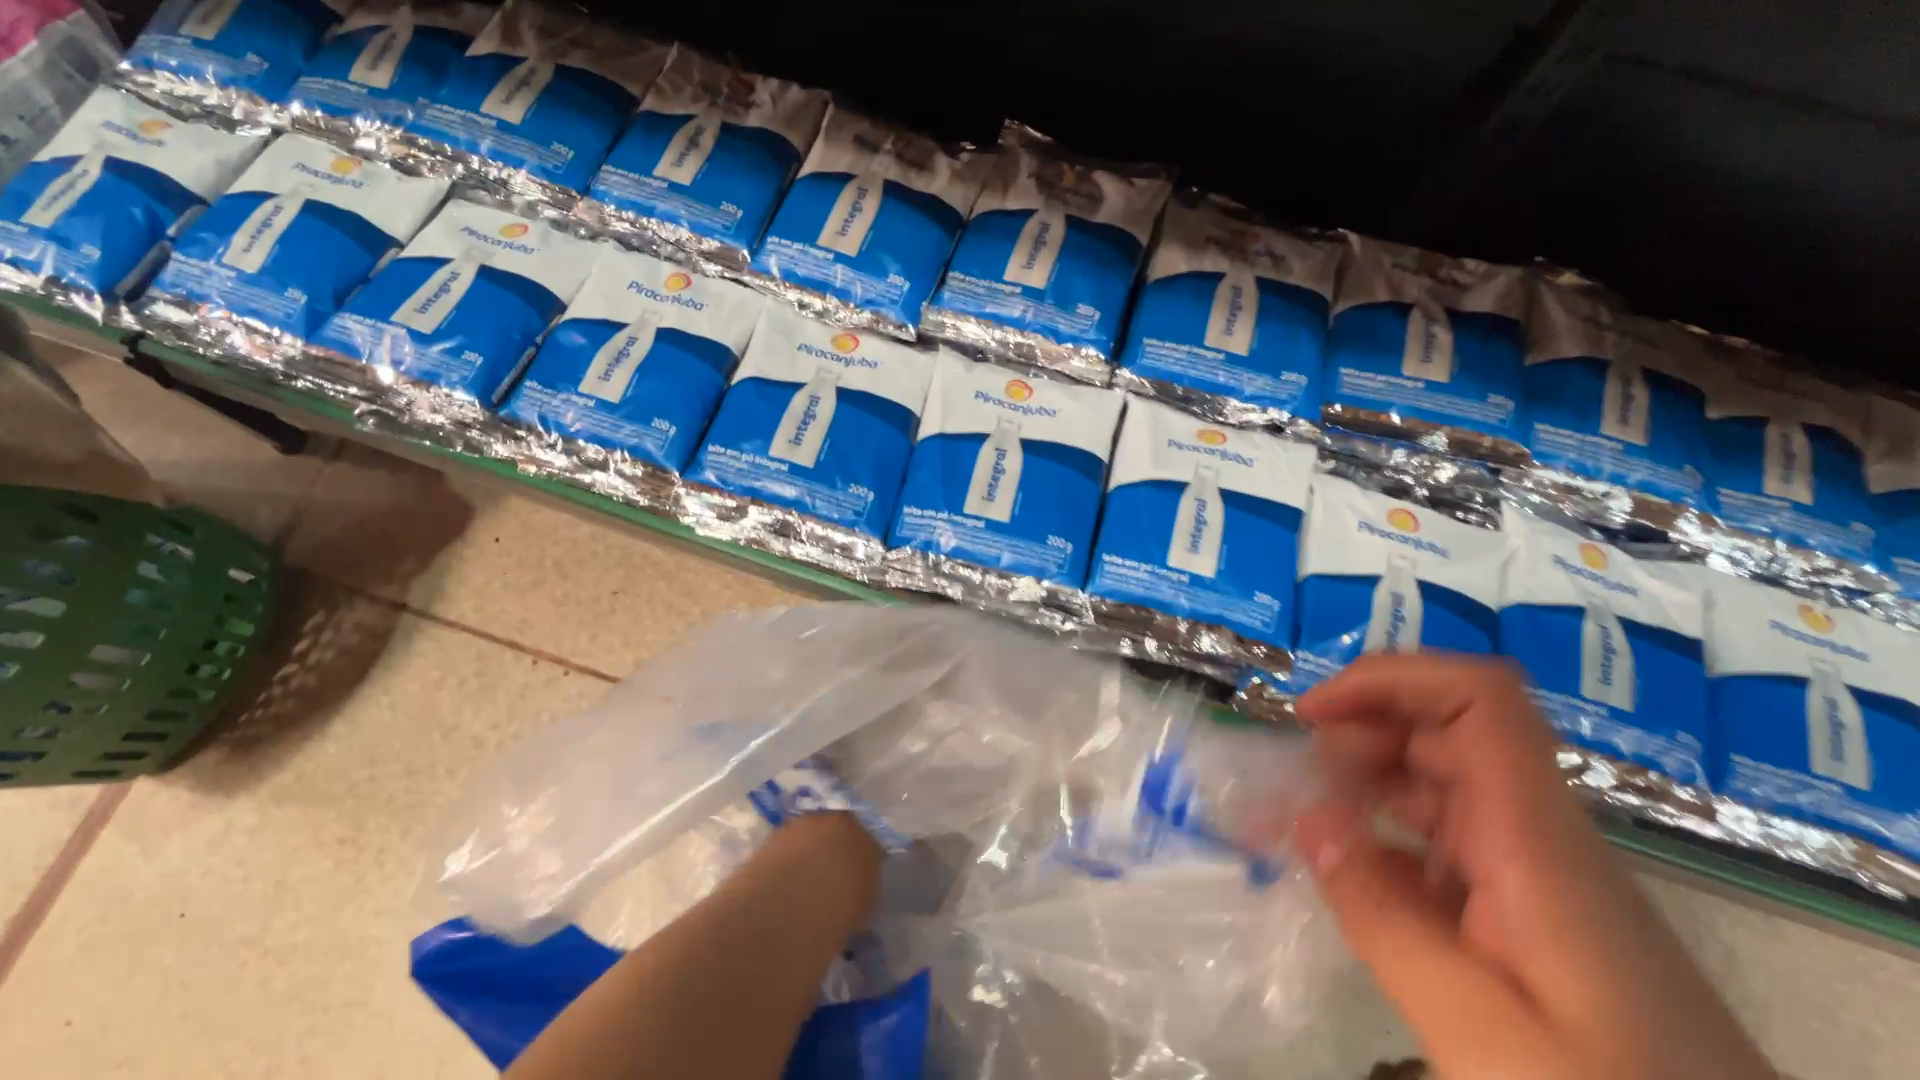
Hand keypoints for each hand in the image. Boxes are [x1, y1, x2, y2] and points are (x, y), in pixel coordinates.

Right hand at [1291, 654, 1772, 1079]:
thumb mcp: (1478, 1029)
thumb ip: (1384, 921)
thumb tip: (1308, 819)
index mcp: (1534, 838)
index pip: (1479, 699)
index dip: (1392, 678)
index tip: (1313, 713)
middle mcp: (1538, 834)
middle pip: (1450, 729)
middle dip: (1361, 728)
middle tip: (1291, 773)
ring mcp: (1537, 871)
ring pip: (1444, 781)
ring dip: (1368, 779)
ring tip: (1301, 814)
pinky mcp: (1530, 910)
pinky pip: (1449, 840)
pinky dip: (1388, 834)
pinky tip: (1351, 872)